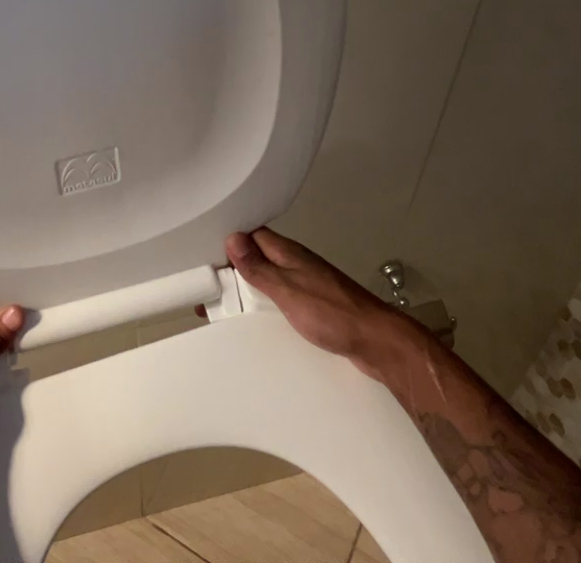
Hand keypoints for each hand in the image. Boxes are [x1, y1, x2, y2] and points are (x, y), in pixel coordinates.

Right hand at [225, 228, 427, 379]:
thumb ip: (259, 267)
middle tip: (207, 291)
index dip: (226, 244)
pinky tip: (258, 317)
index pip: (249, 236)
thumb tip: (232, 237)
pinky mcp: (313, 303)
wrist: (377, 343)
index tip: (203, 260)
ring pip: (267, 278)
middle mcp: (295, 263)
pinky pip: (280, 296)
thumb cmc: (332, 313)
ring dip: (247, 288)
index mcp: (288, 253)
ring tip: (223, 306)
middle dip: (232, 270)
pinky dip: (264, 304)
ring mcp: (306, 283)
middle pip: (256, 257)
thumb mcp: (287, 290)